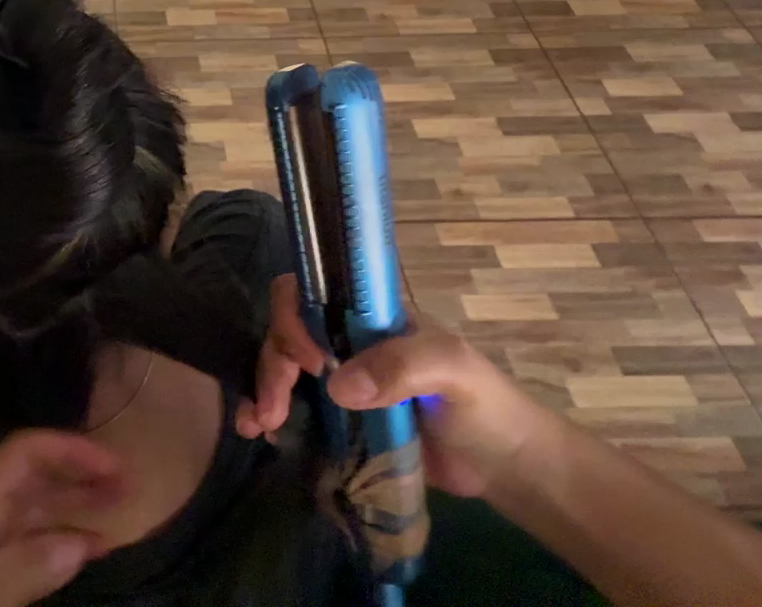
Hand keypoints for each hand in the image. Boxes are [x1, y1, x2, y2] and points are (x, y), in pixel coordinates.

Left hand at [0, 431, 125, 606]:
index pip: (20, 454)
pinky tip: (92, 550)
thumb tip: (77, 540)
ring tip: (122, 509)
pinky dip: (67, 536)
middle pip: (34, 476)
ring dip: (79, 500)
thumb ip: (14, 575)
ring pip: (38, 508)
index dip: (67, 448)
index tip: (112, 464)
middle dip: (81, 470)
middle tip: (131, 484)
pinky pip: (33, 541)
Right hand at [236, 274, 564, 496]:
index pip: (311, 293)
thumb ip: (402, 366)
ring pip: (281, 366)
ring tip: (255, 427)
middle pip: (287, 332)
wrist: (505, 468)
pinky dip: (268, 413)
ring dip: (261, 390)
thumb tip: (337, 385)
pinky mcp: (338, 417)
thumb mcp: (454, 371)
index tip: (311, 363)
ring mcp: (340, 377)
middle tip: (272, 413)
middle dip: (272, 366)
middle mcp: (346, 338)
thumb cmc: (486, 405)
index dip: (296, 319)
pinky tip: (260, 433)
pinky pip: (293, 404)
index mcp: (369, 314)